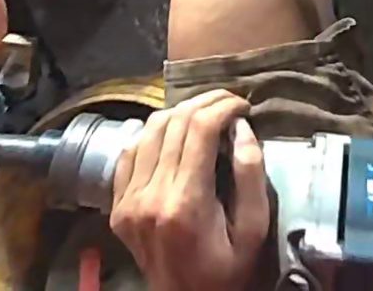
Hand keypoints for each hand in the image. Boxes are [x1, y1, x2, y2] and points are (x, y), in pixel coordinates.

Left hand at [109, 90, 269, 290]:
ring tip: (207, 114)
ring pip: (152, 127)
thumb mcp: (254, 228)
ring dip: (183, 111)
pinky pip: (131, 150)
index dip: (225, 105)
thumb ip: (251, 174)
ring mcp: (128, 201)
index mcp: (185, 203)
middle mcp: (150, 197)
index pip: (201, 127)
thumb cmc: (227, 271)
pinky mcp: (118, 206)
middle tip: (231, 104)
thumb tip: (241, 126)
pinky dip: (154, 132)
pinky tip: (175, 136)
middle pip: (177, 120)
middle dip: (208, 101)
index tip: (245, 106)